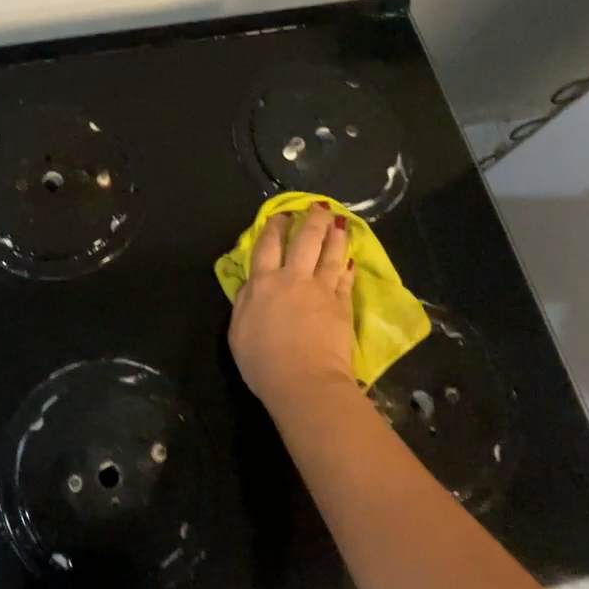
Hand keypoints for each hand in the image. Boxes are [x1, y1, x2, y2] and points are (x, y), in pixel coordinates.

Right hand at [229, 203, 357, 408]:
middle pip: (304, 241)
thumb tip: (250, 285)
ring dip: (335, 235)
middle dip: (310, 220)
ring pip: (330, 254)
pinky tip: (351, 260)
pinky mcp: (341, 305)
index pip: (267, 246)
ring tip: (339, 221)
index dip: (274, 227)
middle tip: (317, 207)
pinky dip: (348, 267)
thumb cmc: (263, 362)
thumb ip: (243, 303)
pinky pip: (345, 280)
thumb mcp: (237, 332)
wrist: (304, 381)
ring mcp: (321, 290)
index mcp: (262, 284)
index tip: (281, 214)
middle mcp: (292, 279)